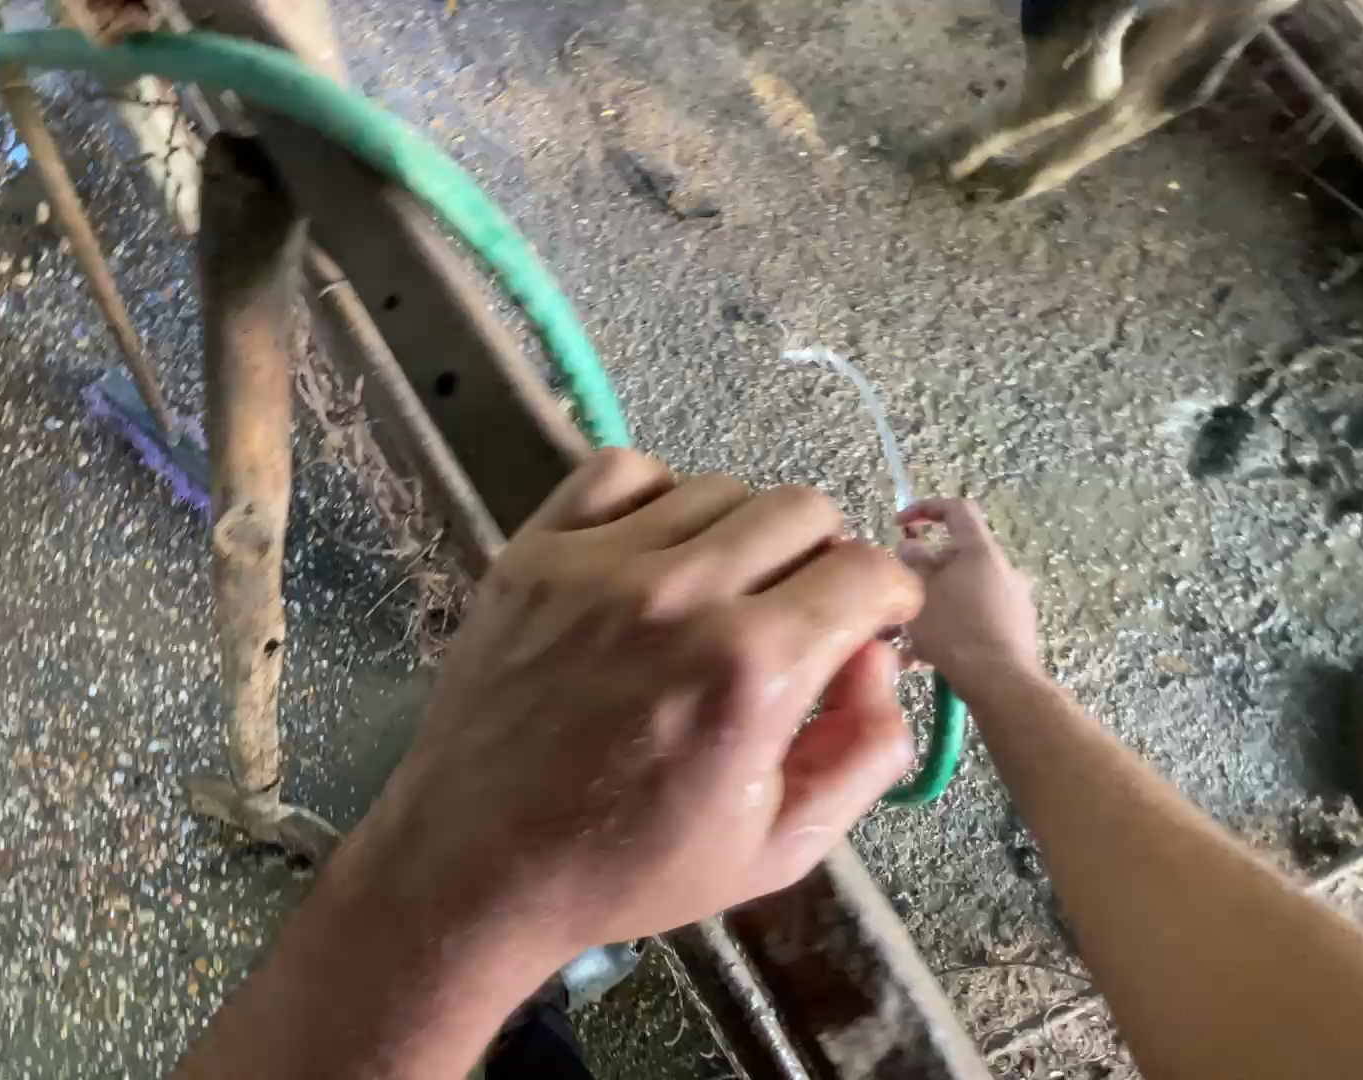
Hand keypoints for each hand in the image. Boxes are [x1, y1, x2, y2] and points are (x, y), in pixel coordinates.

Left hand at [337, 449, 923, 970]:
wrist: (479, 851)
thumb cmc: (626, 865)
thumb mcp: (776, 845)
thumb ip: (862, 746)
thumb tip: (877, 654)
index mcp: (747, 668)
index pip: (864, 569)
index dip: (884, 595)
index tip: (864, 619)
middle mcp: (675, 594)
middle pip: (797, 508)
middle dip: (820, 555)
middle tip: (792, 605)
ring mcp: (593, 562)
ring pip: (713, 486)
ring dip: (739, 529)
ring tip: (716, 583)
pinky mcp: (531, 551)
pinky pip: (615, 472)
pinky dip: (651, 495)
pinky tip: (648, 545)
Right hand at [896, 498, 1040, 695]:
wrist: (998, 680)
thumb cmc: (952, 629)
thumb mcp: (917, 591)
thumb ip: (910, 562)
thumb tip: (909, 547)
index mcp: (980, 552)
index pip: (956, 509)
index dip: (924, 508)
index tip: (897, 524)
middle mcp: (1003, 569)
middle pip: (954, 555)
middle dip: (920, 570)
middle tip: (895, 592)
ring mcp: (1013, 598)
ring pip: (959, 588)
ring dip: (930, 602)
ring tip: (902, 634)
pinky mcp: (1015, 625)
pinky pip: (971, 613)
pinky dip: (947, 623)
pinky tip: (923, 652)